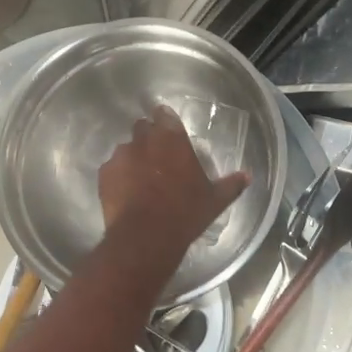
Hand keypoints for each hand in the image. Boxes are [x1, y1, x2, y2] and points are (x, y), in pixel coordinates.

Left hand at [98, 106, 249, 256]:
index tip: (170, 133)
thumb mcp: (214, 201)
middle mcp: (144, 140)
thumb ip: (230, 185)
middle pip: (143, 127)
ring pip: (126, 149)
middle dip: (149, 138)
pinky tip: (127, 194)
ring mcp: (121, 156)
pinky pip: (113, 169)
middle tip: (159, 159)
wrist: (146, 236)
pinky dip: (119, 177)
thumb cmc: (185, 213)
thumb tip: (247, 176)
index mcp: (172, 139)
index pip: (165, 115)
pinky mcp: (105, 174)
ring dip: (134, 158)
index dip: (166, 122)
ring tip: (141, 181)